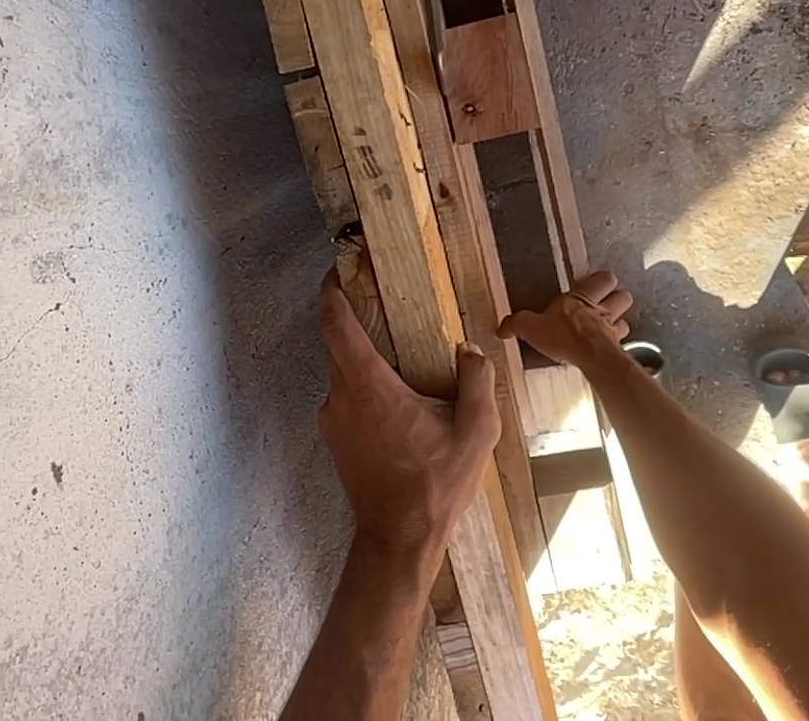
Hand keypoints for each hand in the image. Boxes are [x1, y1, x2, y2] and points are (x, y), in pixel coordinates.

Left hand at [316, 271, 500, 562]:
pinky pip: (346, 396)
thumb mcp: (475, 432)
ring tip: (402, 358)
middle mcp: (341, 397)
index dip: (331, 291)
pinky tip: (397, 399)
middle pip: (337, 343)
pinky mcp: (335, 437)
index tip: (338, 269)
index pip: (336, 324)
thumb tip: (470, 350)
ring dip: (365, 357)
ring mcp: (332, 419)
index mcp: (369, 386)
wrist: (399, 539)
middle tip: (384, 302)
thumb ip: (477, 382)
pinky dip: (364, 385)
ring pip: (343, 371)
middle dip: (355, 318)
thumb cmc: (435, 485)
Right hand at [497, 270, 632, 367]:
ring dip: (619, 321)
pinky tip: (609, 349)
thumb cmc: (565, 337)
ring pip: (625, 318)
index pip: (602, 279)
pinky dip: (617, 345)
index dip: (600, 280)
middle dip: (616, 297)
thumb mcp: (531, 327)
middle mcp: (601, 310)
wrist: (591, 358)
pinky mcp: (617, 350)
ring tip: (609, 325)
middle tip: (606, 301)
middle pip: (622, 295)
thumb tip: (501, 327)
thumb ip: (516, 324)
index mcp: (581, 298)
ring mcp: (612, 330)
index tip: (592, 283)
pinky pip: (623, 344)